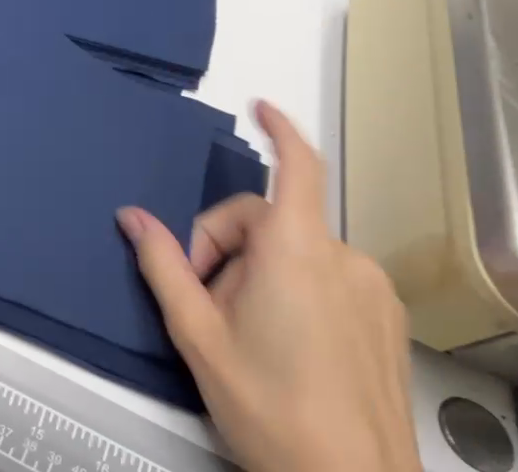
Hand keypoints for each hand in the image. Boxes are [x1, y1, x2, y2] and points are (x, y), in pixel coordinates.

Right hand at [116, 101, 418, 471]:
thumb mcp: (196, 333)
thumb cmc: (271, 409)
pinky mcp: (385, 319)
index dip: (281, 130)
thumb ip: (162, 264)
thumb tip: (132, 216)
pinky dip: (295, 290)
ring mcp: (370, 290)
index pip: (297, 167)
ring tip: (244, 331)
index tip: (261, 107)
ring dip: (259, 273)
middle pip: (268, 220)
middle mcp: (342, 259)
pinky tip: (283, 343)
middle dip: (226, 248)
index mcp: (295, 252)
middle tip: (206, 303)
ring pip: (295, 252)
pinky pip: (327, 277)